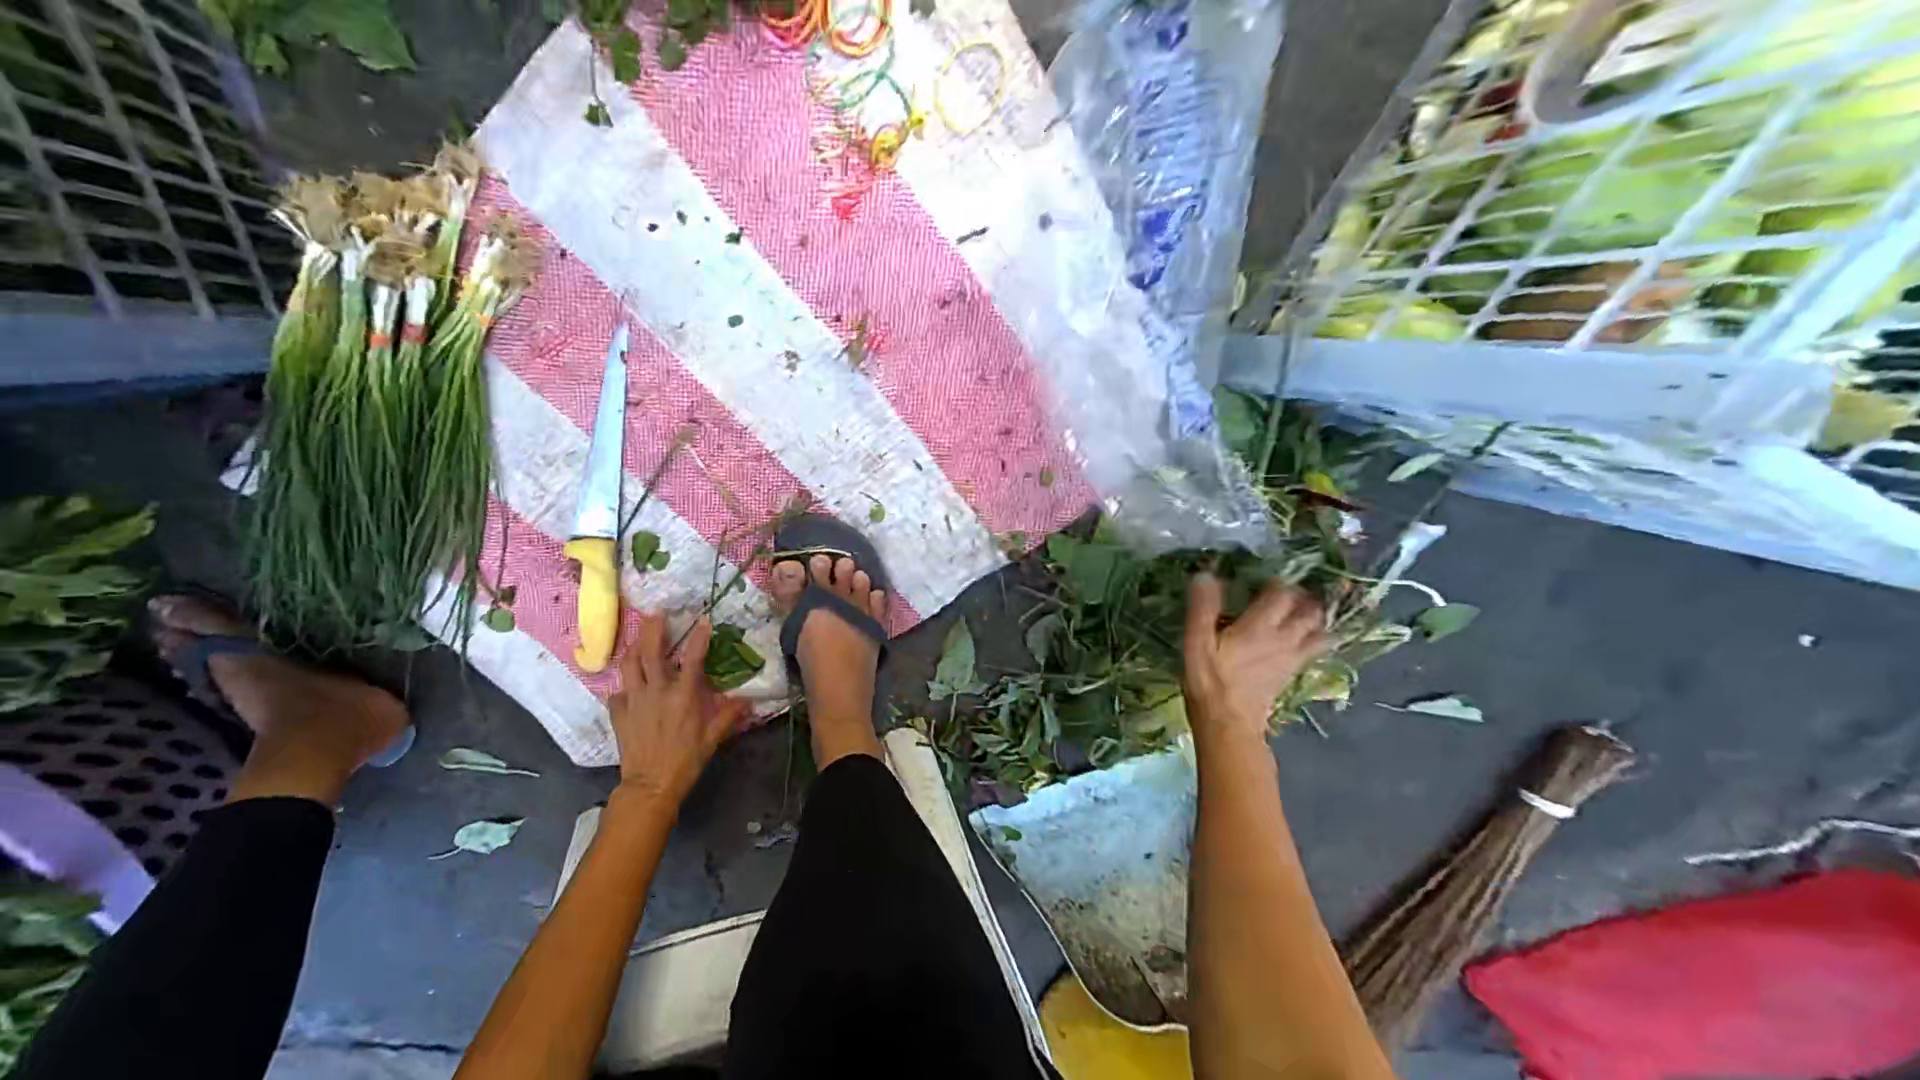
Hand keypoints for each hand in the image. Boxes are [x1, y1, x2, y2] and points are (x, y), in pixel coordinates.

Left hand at [607, 613, 749, 809]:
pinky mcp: (619, 714)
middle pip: (651, 652)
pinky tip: (627, 686)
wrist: (650, 785)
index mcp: (683, 696)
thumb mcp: (713, 738)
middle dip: (654, 629)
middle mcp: (657, 691)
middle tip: (657, 613)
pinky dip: (623, 685)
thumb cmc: (686, 761)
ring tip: (639, 638)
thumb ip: (728, 715)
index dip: (698, 637)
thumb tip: (748, 700)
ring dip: (634, 648)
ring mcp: (634, 701)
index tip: (703, 620)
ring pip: (630, 665)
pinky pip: (617, 693)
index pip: (692, 658)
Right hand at [1182, 574, 1327, 747]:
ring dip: (1315, 616)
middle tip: (1286, 591)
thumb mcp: (1196, 642)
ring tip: (1302, 609)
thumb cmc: (1209, 681)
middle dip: (1302, 596)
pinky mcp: (1292, 673)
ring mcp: (1292, 657)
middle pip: (1308, 610)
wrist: (1229, 724)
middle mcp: (1284, 638)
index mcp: (1260, 626)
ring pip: (1318, 629)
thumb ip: (1202, 607)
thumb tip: (1206, 574)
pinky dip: (1317, 637)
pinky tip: (1306, 636)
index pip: (1281, 593)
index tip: (1263, 577)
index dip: (1277, 580)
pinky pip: (1315, 649)